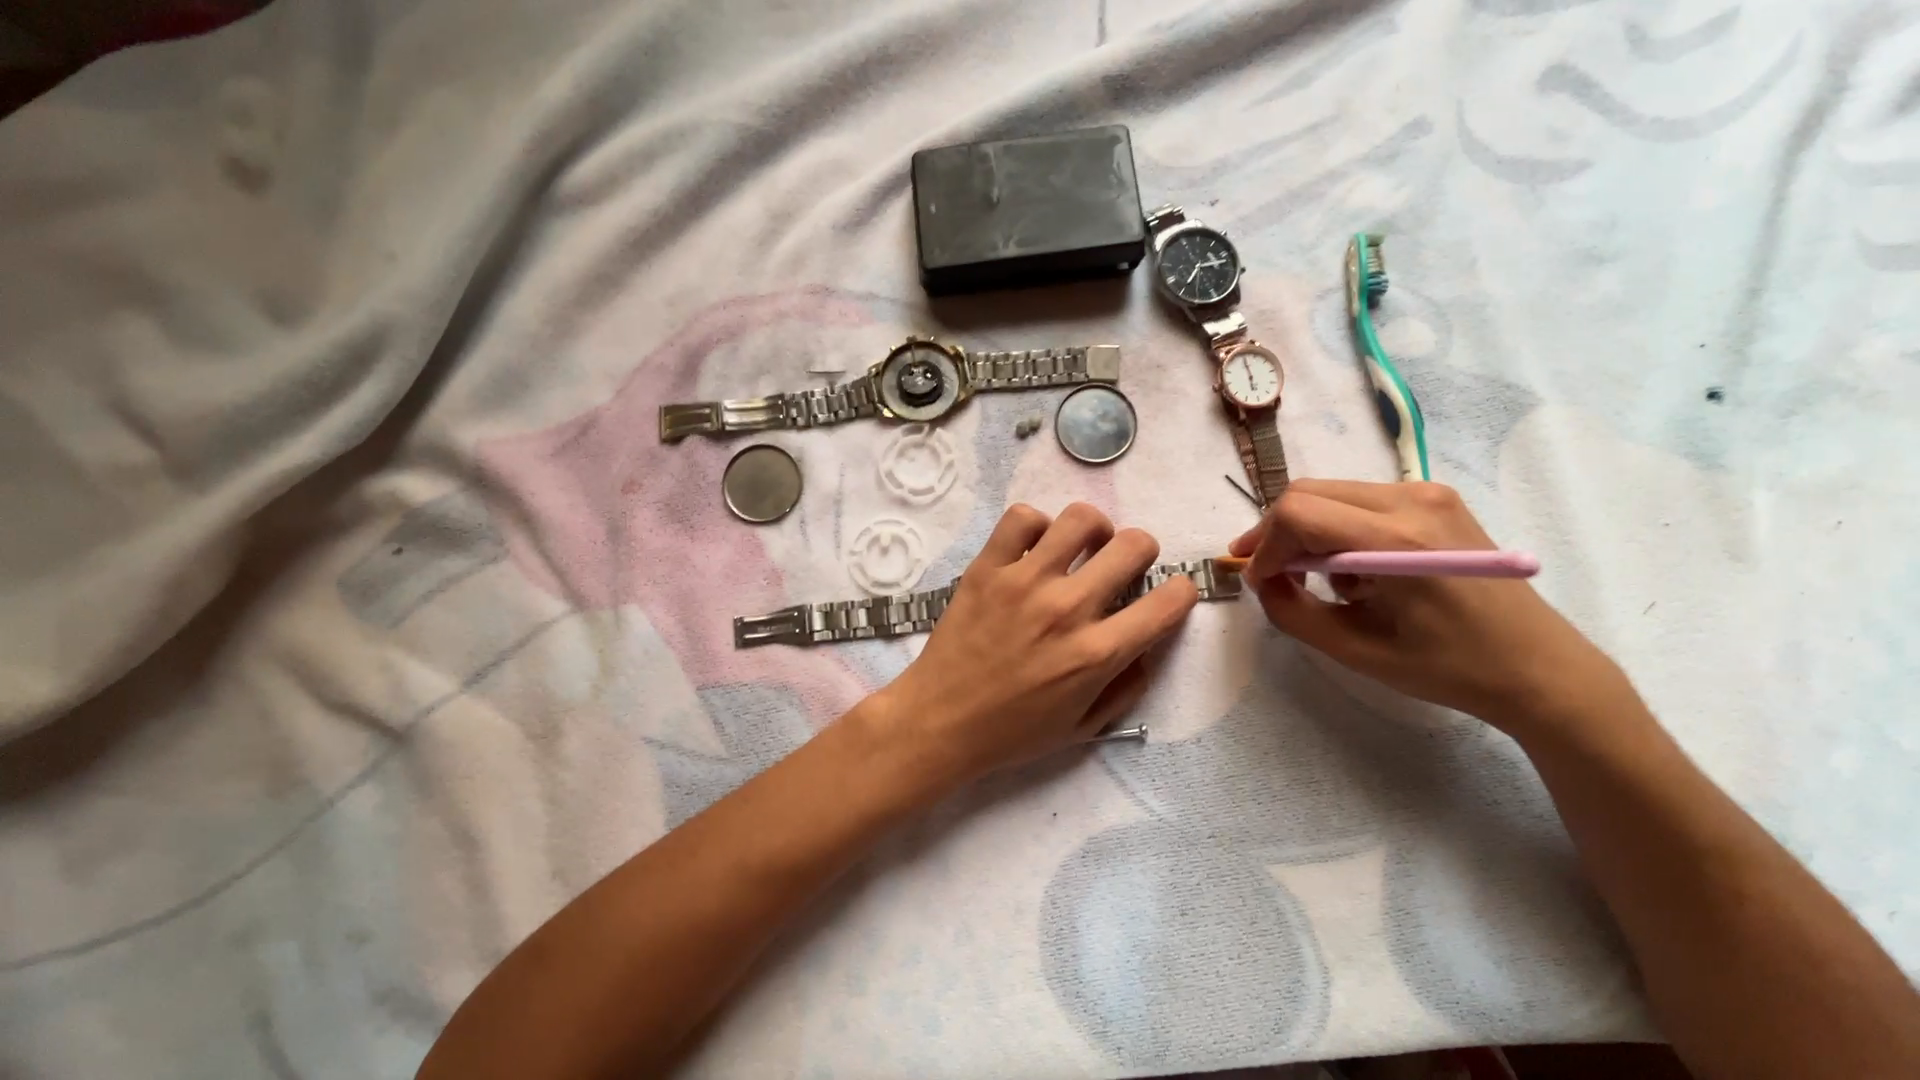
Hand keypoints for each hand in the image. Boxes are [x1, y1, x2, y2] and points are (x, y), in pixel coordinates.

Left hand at [867, 503, 1199, 787]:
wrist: (940, 722)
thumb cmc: (1013, 732)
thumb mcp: (1085, 727)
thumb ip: (1128, 685)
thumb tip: (1150, 645)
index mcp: (1097, 653)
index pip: (1168, 600)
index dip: (1180, 592)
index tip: (1168, 595)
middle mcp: (1067, 609)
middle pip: (1133, 544)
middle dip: (1142, 552)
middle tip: (1123, 567)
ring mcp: (1024, 582)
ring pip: (1081, 518)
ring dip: (1093, 530)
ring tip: (1081, 548)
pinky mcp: (986, 568)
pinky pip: (1022, 517)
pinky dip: (1036, 525)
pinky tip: (1034, 548)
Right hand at [1231, 479, 1627, 731]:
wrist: (1538, 667)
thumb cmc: (1449, 667)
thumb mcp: (1357, 651)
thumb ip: (1293, 613)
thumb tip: (1261, 580)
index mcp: (1396, 539)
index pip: (1298, 512)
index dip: (1265, 545)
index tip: (1257, 582)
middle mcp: (1413, 499)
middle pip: (1310, 492)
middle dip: (1277, 533)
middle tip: (1265, 574)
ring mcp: (1429, 494)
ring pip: (1333, 494)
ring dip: (1310, 533)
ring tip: (1318, 583)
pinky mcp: (1438, 500)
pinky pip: (1362, 501)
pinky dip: (1340, 531)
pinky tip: (1355, 574)